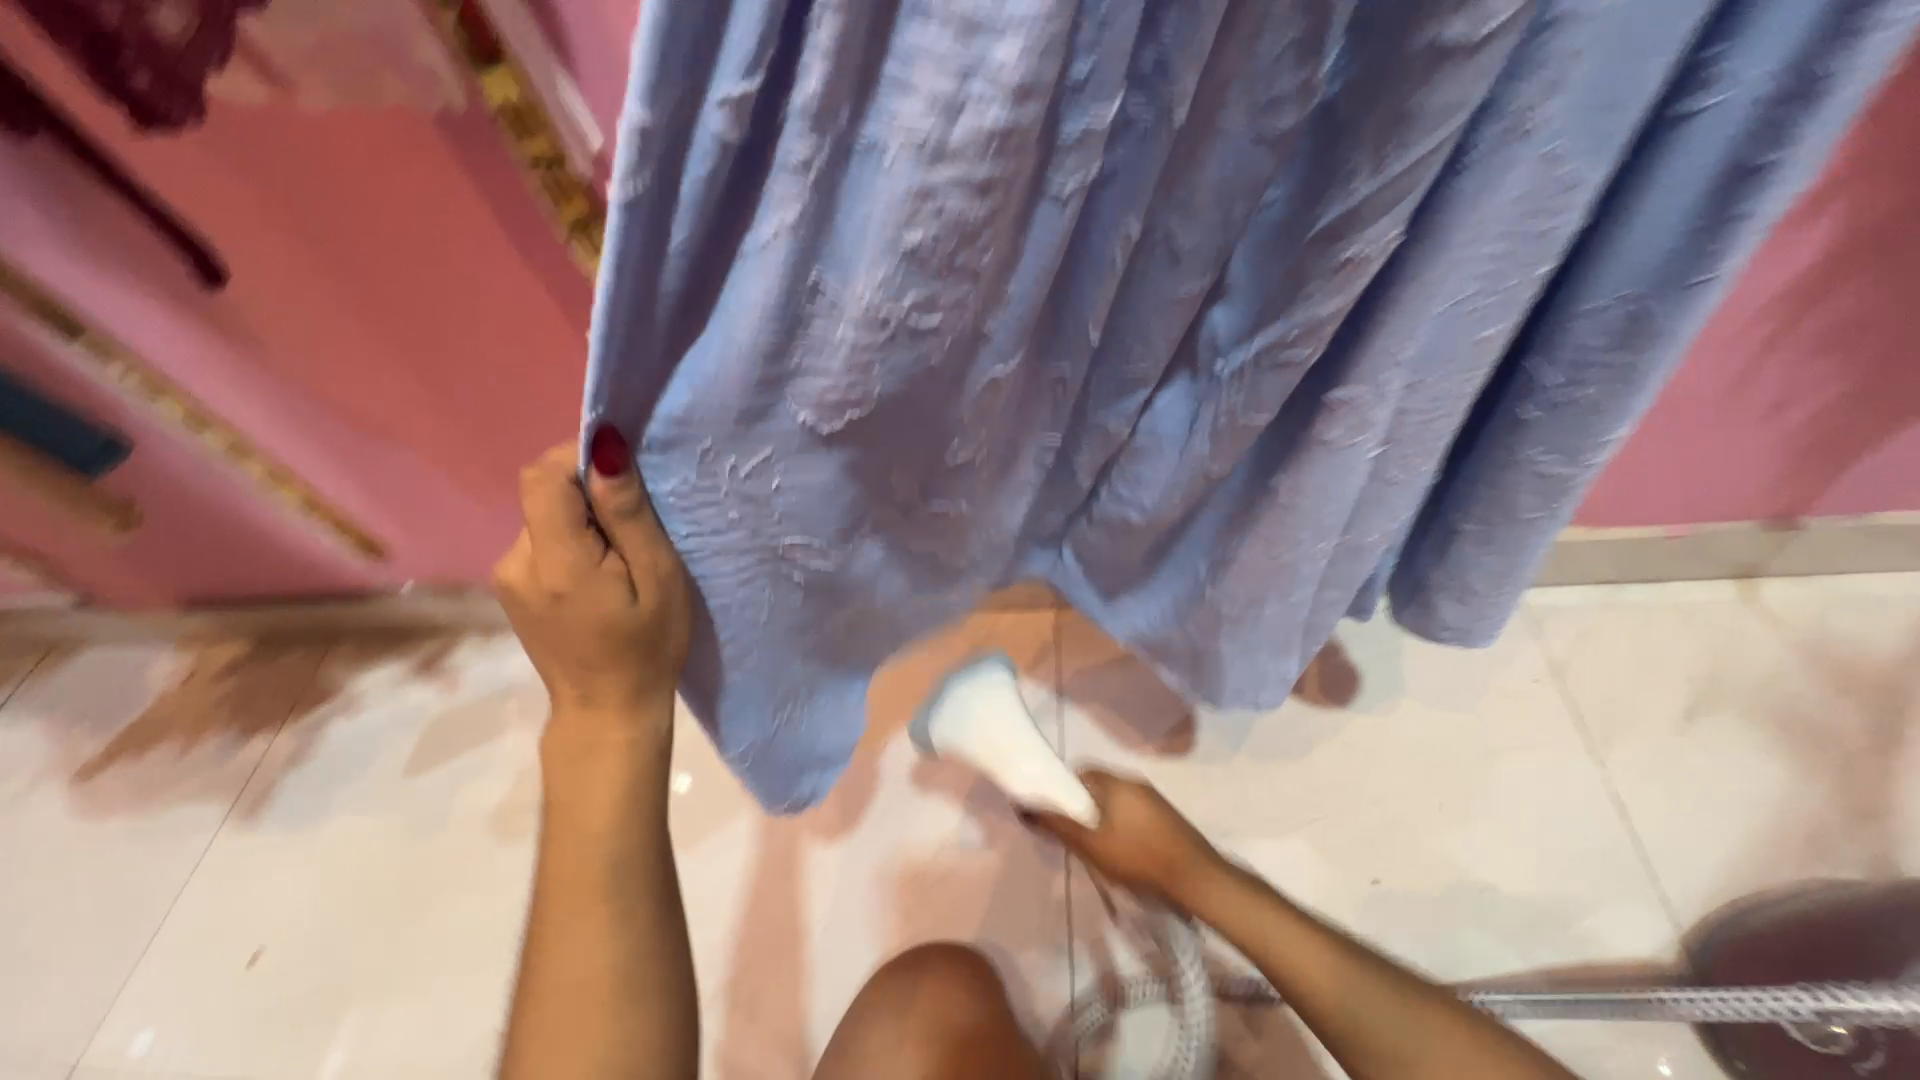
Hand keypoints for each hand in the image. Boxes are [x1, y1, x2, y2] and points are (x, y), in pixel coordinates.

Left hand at [493, 431, 690, 738]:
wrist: (608, 711)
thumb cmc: (647, 647)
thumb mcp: (657, 577)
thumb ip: (627, 514)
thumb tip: (604, 448)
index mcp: (555, 561)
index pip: (544, 475)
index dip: (580, 458)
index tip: (624, 479)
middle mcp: (516, 561)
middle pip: (544, 493)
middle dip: (589, 494)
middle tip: (635, 528)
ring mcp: (507, 576)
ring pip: (543, 515)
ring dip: (582, 518)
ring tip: (621, 557)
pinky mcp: (512, 587)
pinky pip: (541, 539)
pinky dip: (572, 539)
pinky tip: (600, 573)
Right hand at [1025, 769, 1222, 910]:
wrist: (1198, 879)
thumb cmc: (1139, 859)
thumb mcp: (1092, 846)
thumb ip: (1058, 826)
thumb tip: (1023, 805)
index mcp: (1115, 782)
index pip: (1081, 772)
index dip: (1064, 789)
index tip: (1059, 815)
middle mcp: (1135, 782)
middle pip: (1099, 786)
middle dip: (1084, 808)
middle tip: (1077, 837)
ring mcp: (1155, 799)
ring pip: (1118, 801)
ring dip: (1105, 819)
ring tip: (1100, 850)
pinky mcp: (1168, 817)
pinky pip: (1135, 813)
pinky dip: (1124, 826)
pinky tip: (1126, 854)